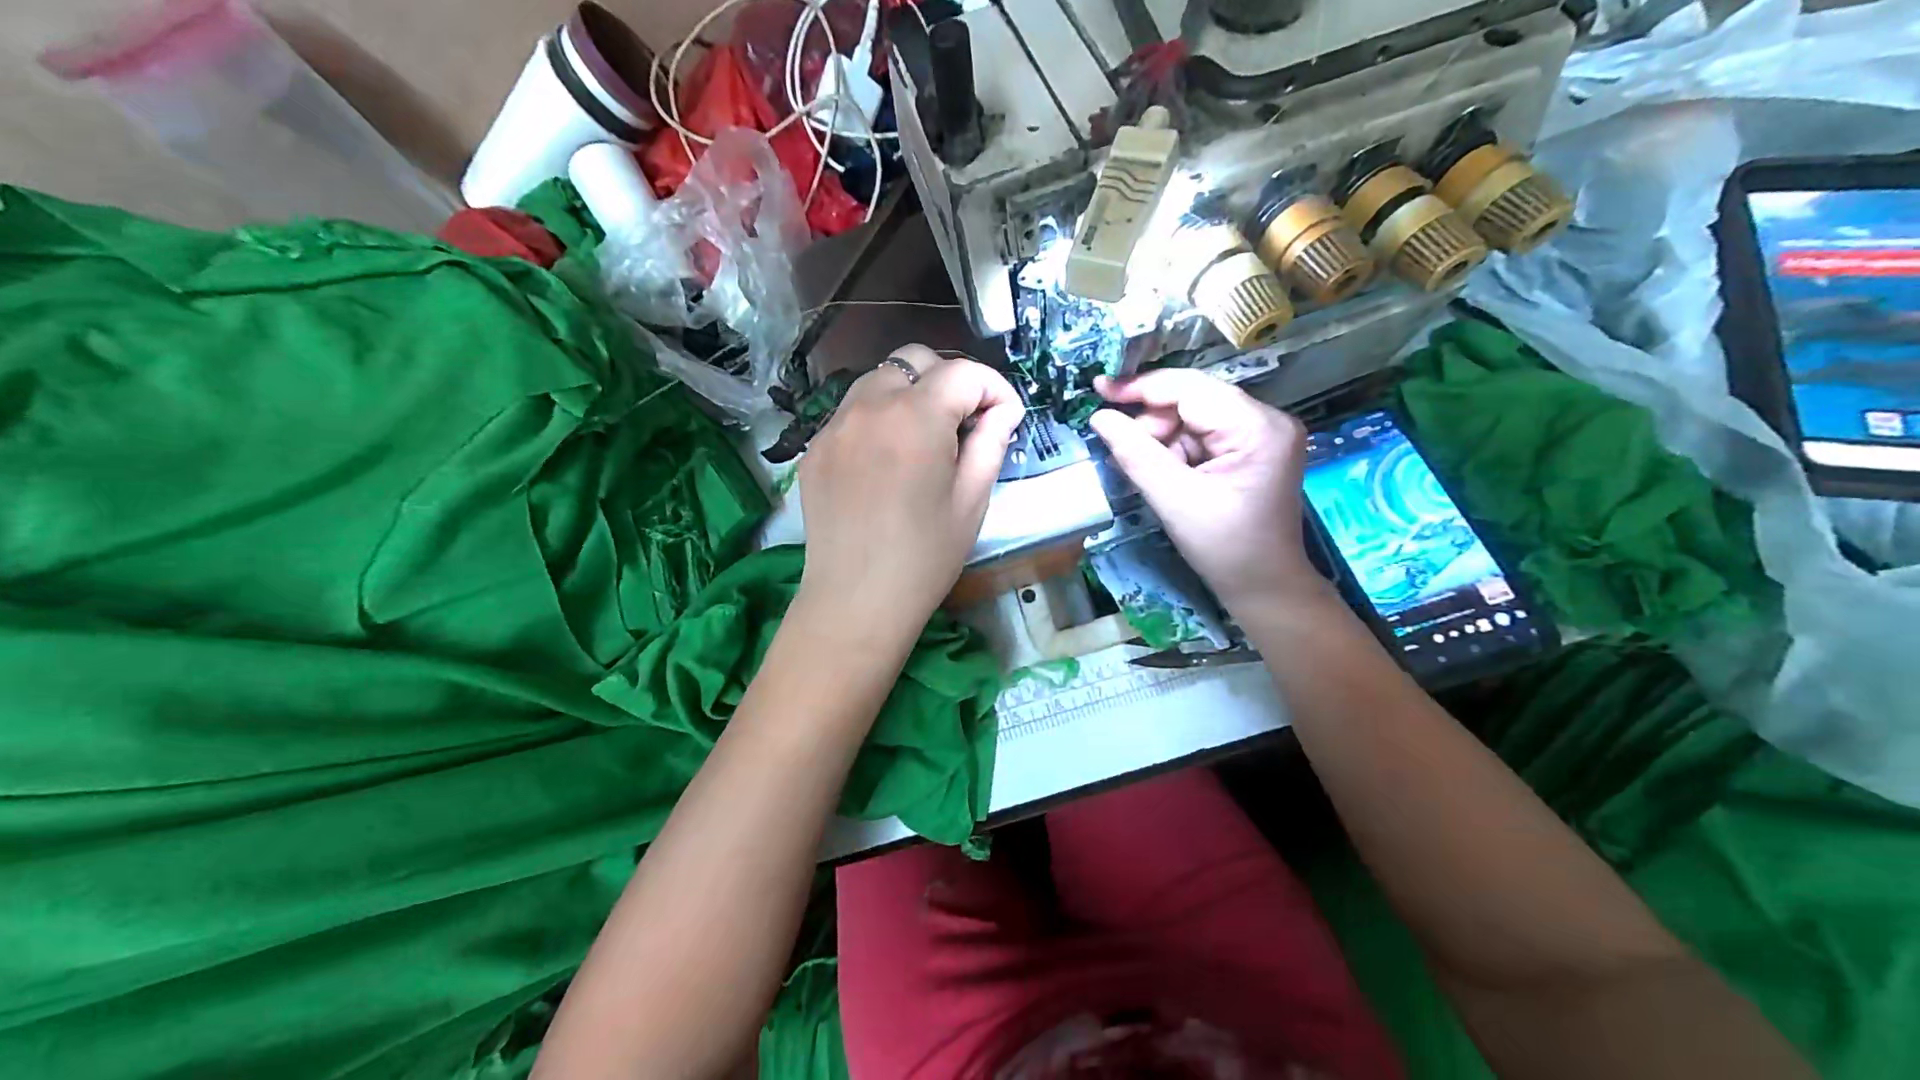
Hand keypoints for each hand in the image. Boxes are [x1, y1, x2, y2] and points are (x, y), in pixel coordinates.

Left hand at [797, 346, 1024, 640]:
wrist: (856, 601)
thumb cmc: (924, 557)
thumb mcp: (972, 501)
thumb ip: (990, 443)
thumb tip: (1001, 412)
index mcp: (916, 418)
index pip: (963, 372)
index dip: (994, 389)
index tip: (1005, 418)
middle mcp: (869, 406)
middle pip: (915, 360)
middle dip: (949, 381)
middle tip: (964, 424)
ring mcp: (834, 425)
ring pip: (878, 379)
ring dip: (909, 393)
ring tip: (924, 437)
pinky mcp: (814, 448)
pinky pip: (851, 411)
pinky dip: (877, 417)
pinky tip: (887, 458)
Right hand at [1089, 370, 1320, 610]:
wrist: (1264, 586)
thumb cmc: (1225, 548)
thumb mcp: (1174, 500)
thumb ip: (1135, 454)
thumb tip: (1099, 417)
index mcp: (1257, 427)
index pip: (1191, 388)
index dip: (1142, 387)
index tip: (1100, 389)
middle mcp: (1266, 419)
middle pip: (1193, 399)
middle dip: (1154, 423)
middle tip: (1127, 452)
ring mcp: (1261, 433)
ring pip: (1193, 417)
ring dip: (1164, 440)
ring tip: (1158, 477)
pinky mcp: (1252, 448)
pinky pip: (1202, 434)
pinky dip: (1178, 451)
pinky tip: (1172, 477)